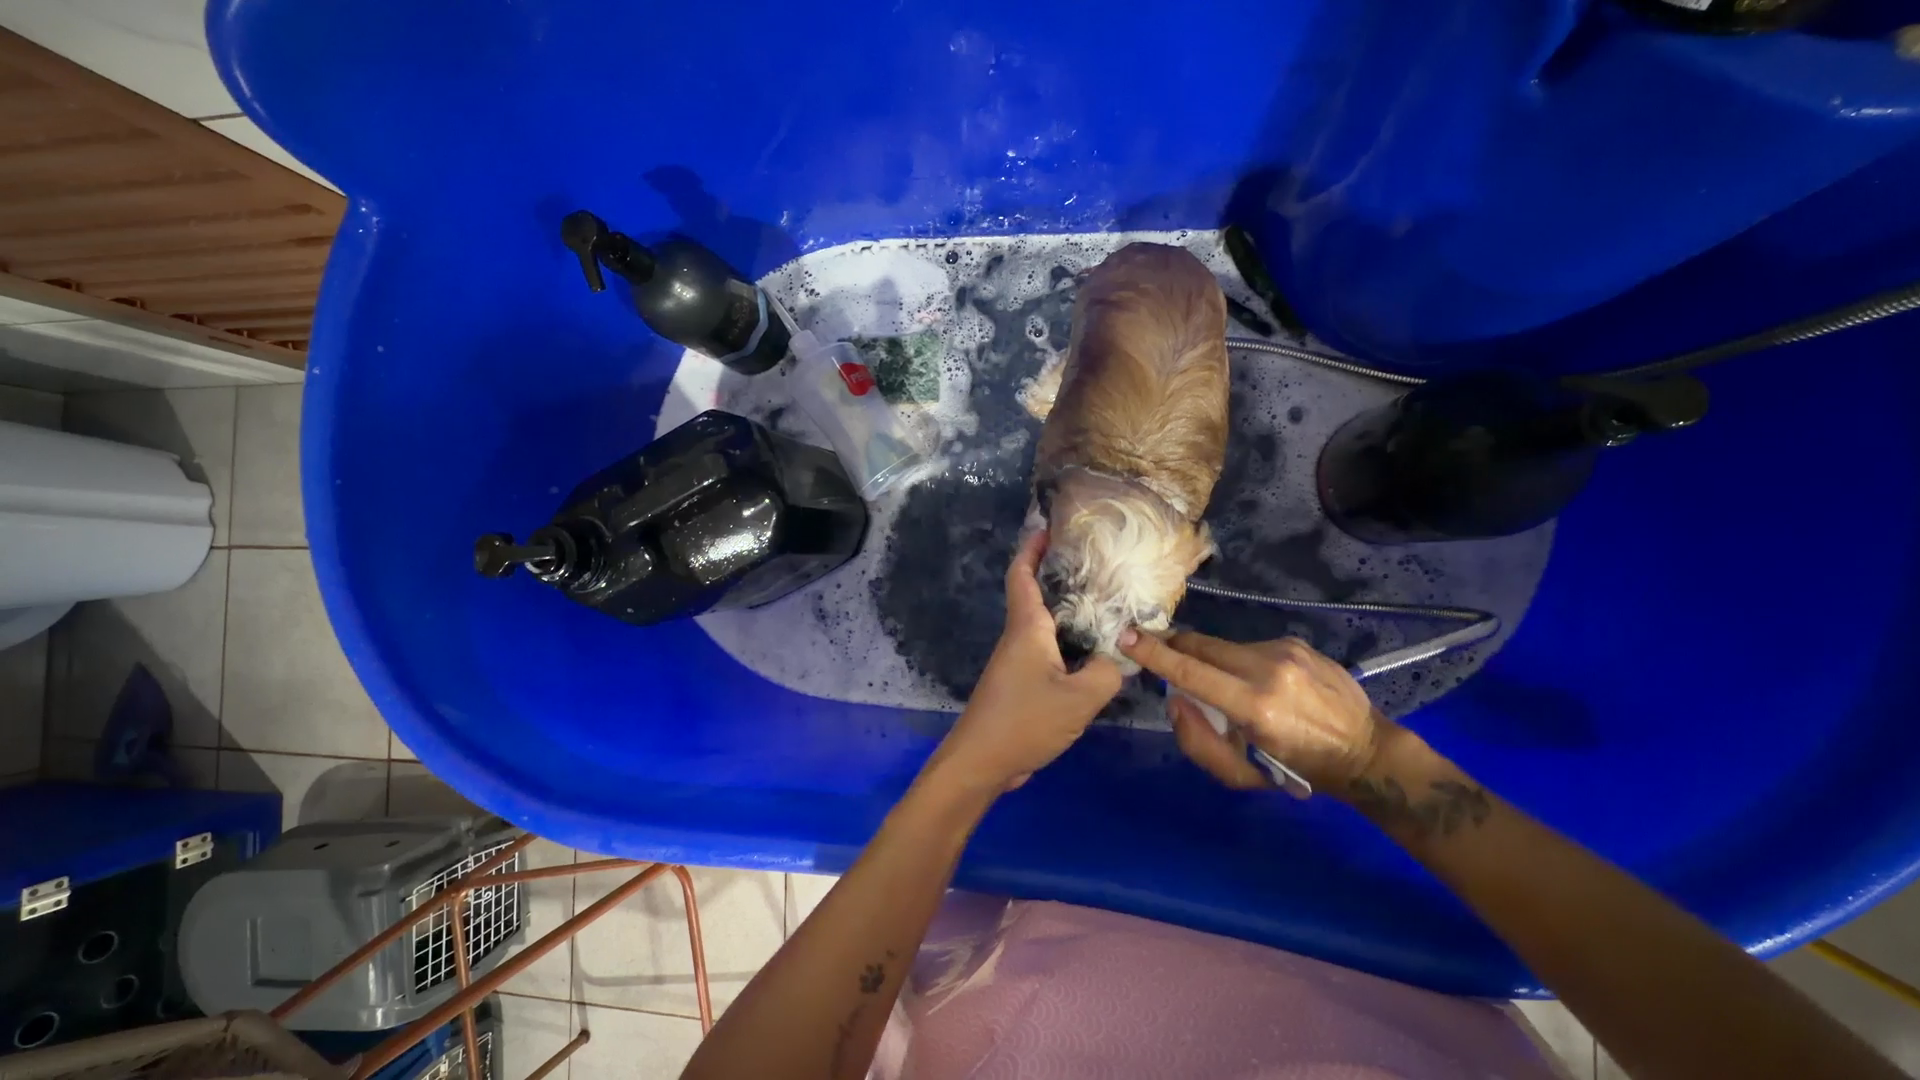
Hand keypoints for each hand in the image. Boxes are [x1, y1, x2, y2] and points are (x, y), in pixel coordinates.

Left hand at [928, 531, 1124, 792]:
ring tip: (1107, 604)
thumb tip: (1120, 655)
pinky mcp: (1022, 686)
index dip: (1033, 548)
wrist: (982, 763)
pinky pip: (1049, 653)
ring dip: (1070, 613)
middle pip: (1037, 596)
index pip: (1023, 575)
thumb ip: (1106, 672)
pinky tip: (1095, 653)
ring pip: (1046, 627)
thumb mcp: (1079, 698)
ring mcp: (1018, 663)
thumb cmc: (1024, 721)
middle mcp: (1019, 638)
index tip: (1049, 527)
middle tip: (1099, 564)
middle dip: (1062, 576)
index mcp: (1026, 629)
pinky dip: (1070, 645)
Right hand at [1118, 630, 1384, 790]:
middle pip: (1201, 646)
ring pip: (1225, 647)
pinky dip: (1243, 663)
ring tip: (1231, 690)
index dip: (1154, 654)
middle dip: (1175, 648)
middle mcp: (1269, 670)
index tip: (1126, 638)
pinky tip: (1264, 684)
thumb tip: (1176, 699)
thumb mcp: (1243, 775)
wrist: (1365, 751)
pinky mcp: (1298, 643)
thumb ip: (1199, 740)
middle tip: (1159, 654)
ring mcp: (1286, 651)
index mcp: (1255, 707)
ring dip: (1214, 662)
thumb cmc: (1299, 771)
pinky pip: (1251, 648)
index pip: (1191, 672)